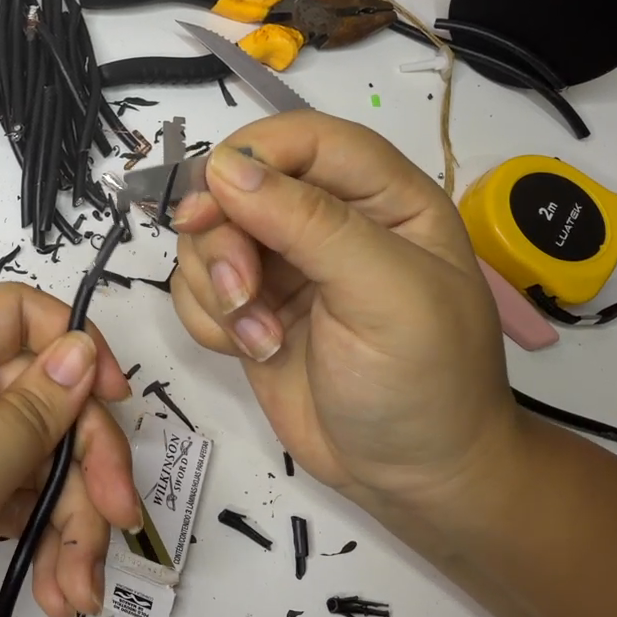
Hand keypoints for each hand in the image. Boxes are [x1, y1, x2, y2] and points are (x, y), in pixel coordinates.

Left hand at [0, 282, 141, 616]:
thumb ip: (33, 410)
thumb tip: (83, 348)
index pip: (17, 314)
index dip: (72, 342)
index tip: (113, 397)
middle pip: (48, 397)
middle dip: (89, 459)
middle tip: (118, 516)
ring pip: (46, 457)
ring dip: (74, 521)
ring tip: (80, 588)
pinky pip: (27, 500)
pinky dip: (49, 543)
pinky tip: (59, 593)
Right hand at [168, 113, 516, 505]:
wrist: (412, 477)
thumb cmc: (423, 383)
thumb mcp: (385, 296)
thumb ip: (310, 224)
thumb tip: (225, 168)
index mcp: (381, 198)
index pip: (305, 139)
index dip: (253, 156)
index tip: (213, 201)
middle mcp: (324, 220)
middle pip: (237, 187)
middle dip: (225, 242)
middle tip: (242, 294)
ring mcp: (281, 264)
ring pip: (205, 238)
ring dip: (217, 289)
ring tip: (259, 338)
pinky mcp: (248, 306)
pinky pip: (193, 286)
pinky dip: (207, 318)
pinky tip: (249, 350)